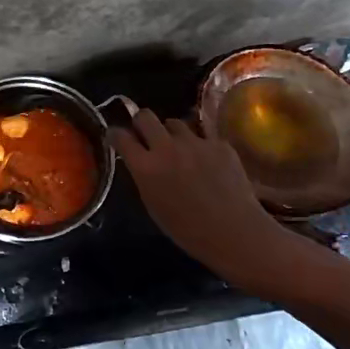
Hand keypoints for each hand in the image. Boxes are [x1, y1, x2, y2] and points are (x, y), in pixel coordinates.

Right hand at [111, 109, 296, 284]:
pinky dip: (199, 146)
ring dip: (171, 133)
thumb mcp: (152, 204)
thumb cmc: (186, 229)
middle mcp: (167, 148)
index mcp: (146, 167)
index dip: (115, 134)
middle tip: (146, 135)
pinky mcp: (219, 143)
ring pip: (175, 123)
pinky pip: (202, 136)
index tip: (116, 136)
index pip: (121, 136)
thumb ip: (143, 176)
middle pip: (145, 116)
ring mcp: (195, 142)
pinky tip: (207, 163)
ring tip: (179, 150)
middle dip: (142, 123)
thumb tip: (139, 160)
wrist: (233, 231)